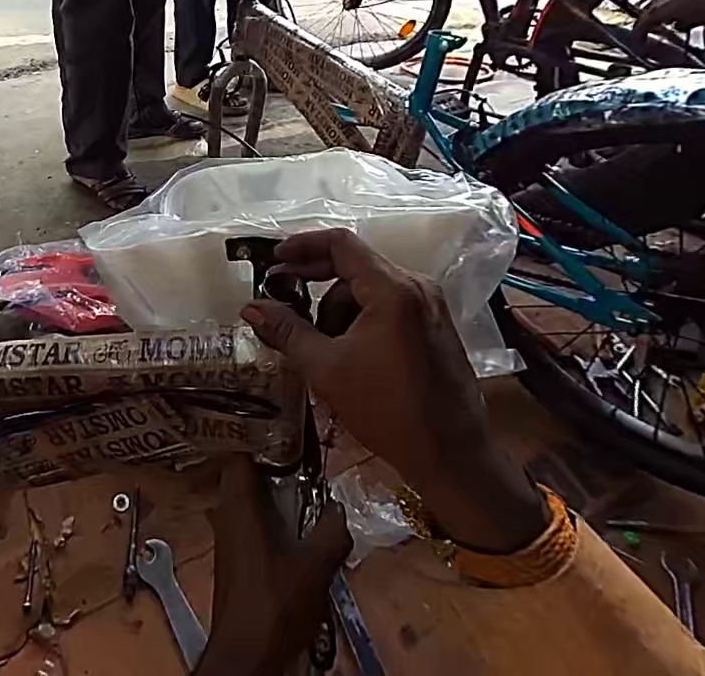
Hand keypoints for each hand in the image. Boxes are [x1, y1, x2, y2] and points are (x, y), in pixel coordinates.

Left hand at [194, 456, 350, 675]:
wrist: (246, 653)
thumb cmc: (274, 602)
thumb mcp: (313, 567)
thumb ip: (330, 533)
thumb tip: (339, 507)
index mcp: (236, 503)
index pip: (237, 453)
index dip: (255, 437)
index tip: (280, 427)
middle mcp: (224, 512)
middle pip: (241, 475)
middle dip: (266, 463)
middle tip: (296, 454)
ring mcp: (226, 535)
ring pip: (244, 500)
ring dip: (267, 493)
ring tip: (299, 484)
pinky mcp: (232, 557)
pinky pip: (247, 522)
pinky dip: (266, 517)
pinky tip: (290, 526)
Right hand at [239, 229, 546, 554]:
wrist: (455, 460)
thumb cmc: (388, 409)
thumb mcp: (325, 368)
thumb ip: (286, 330)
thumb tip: (249, 307)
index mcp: (393, 290)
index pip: (341, 244)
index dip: (302, 245)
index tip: (274, 260)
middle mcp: (416, 287)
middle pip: (353, 265)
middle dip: (313, 280)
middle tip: (281, 296)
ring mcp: (430, 307)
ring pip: (367, 288)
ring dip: (335, 307)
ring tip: (318, 345)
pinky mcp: (434, 327)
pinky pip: (386, 305)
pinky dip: (358, 318)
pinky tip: (344, 350)